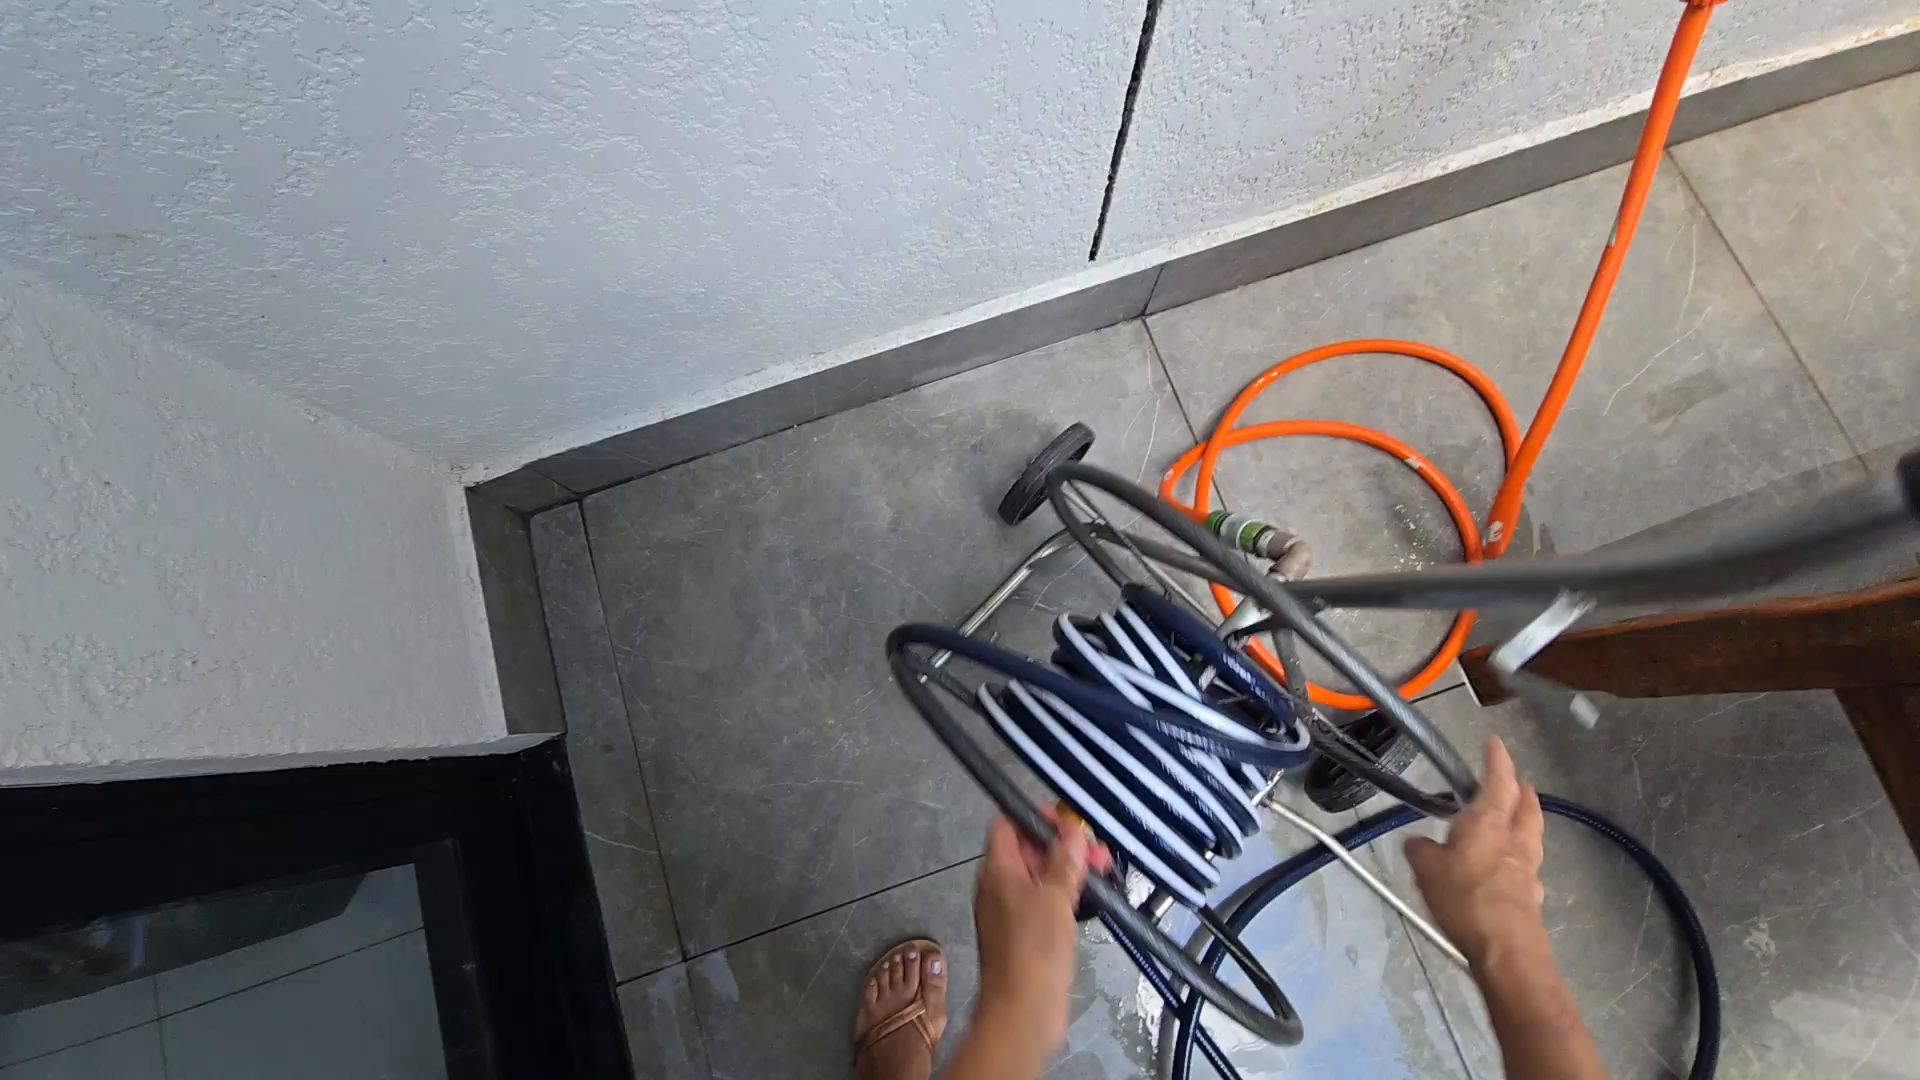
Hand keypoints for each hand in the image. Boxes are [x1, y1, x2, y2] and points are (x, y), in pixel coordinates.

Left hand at [971, 816, 1091, 1054]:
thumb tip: (1071, 832)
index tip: (1064, 821)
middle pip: (1028, 850)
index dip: (1034, 817)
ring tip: (1100, 870)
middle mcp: (999, 887)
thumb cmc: (1033, 952)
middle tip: (1093, 849)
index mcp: (997, 871)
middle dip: (1061, 845)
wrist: (1023, 1014)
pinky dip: (1063, 894)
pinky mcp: (1025, 935)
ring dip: (1067, 870)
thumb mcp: (1054, 897)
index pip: (1008, 825)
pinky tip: (1087, 897)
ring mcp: (1011, 912)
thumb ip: (1064, 861)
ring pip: (1039, 877)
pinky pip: (1043, 902)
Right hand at [1404, 737, 1547, 969]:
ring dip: (1524, 822)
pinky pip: (1525, 864)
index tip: (1496, 743)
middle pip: (1527, 808)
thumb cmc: (1463, 898)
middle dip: (1522, 791)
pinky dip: (1517, 855)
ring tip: (1513, 819)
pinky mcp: (1530, 897)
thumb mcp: (1425, 867)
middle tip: (1517, 781)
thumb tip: (1419, 843)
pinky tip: (1503, 866)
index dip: (1498, 761)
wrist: (1506, 951)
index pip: (1498, 783)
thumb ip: (1420, 848)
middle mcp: (1514, 842)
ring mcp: (1527, 871)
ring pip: (1531, 836)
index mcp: (1488, 825)